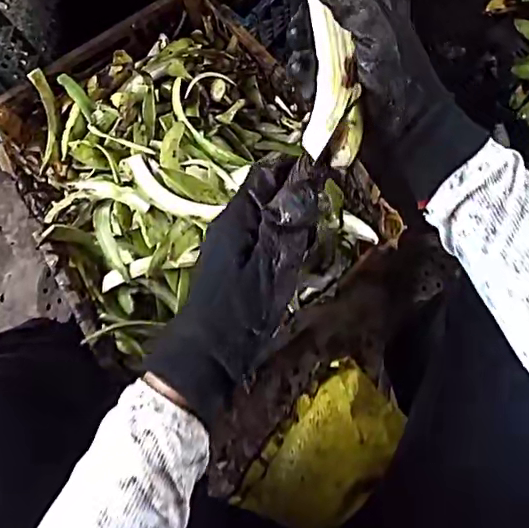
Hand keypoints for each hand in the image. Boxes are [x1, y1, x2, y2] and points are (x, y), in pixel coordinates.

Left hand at [142, 158, 318, 421]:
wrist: (203, 360)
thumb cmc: (239, 313)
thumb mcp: (271, 265)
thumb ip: (287, 221)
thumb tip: (305, 177)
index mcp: (239, 215)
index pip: (268, 171)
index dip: (297, 167)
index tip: (326, 174)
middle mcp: (231, 221)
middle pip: (268, 190)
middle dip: (298, 194)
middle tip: (322, 213)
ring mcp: (230, 241)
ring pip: (267, 212)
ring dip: (292, 218)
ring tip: (311, 238)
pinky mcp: (232, 261)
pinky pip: (262, 233)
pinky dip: (283, 238)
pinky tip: (294, 259)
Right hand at [303, 0, 487, 206]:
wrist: (407, 138)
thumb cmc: (399, 79)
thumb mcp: (374, 29)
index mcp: (370, 0)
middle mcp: (353, 22)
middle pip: (311, 5)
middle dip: (303, 19)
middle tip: (308, 34)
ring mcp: (340, 52)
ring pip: (304, 38)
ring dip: (303, 53)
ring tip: (314, 68)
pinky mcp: (328, 80)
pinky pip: (304, 70)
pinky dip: (304, 78)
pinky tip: (313, 88)